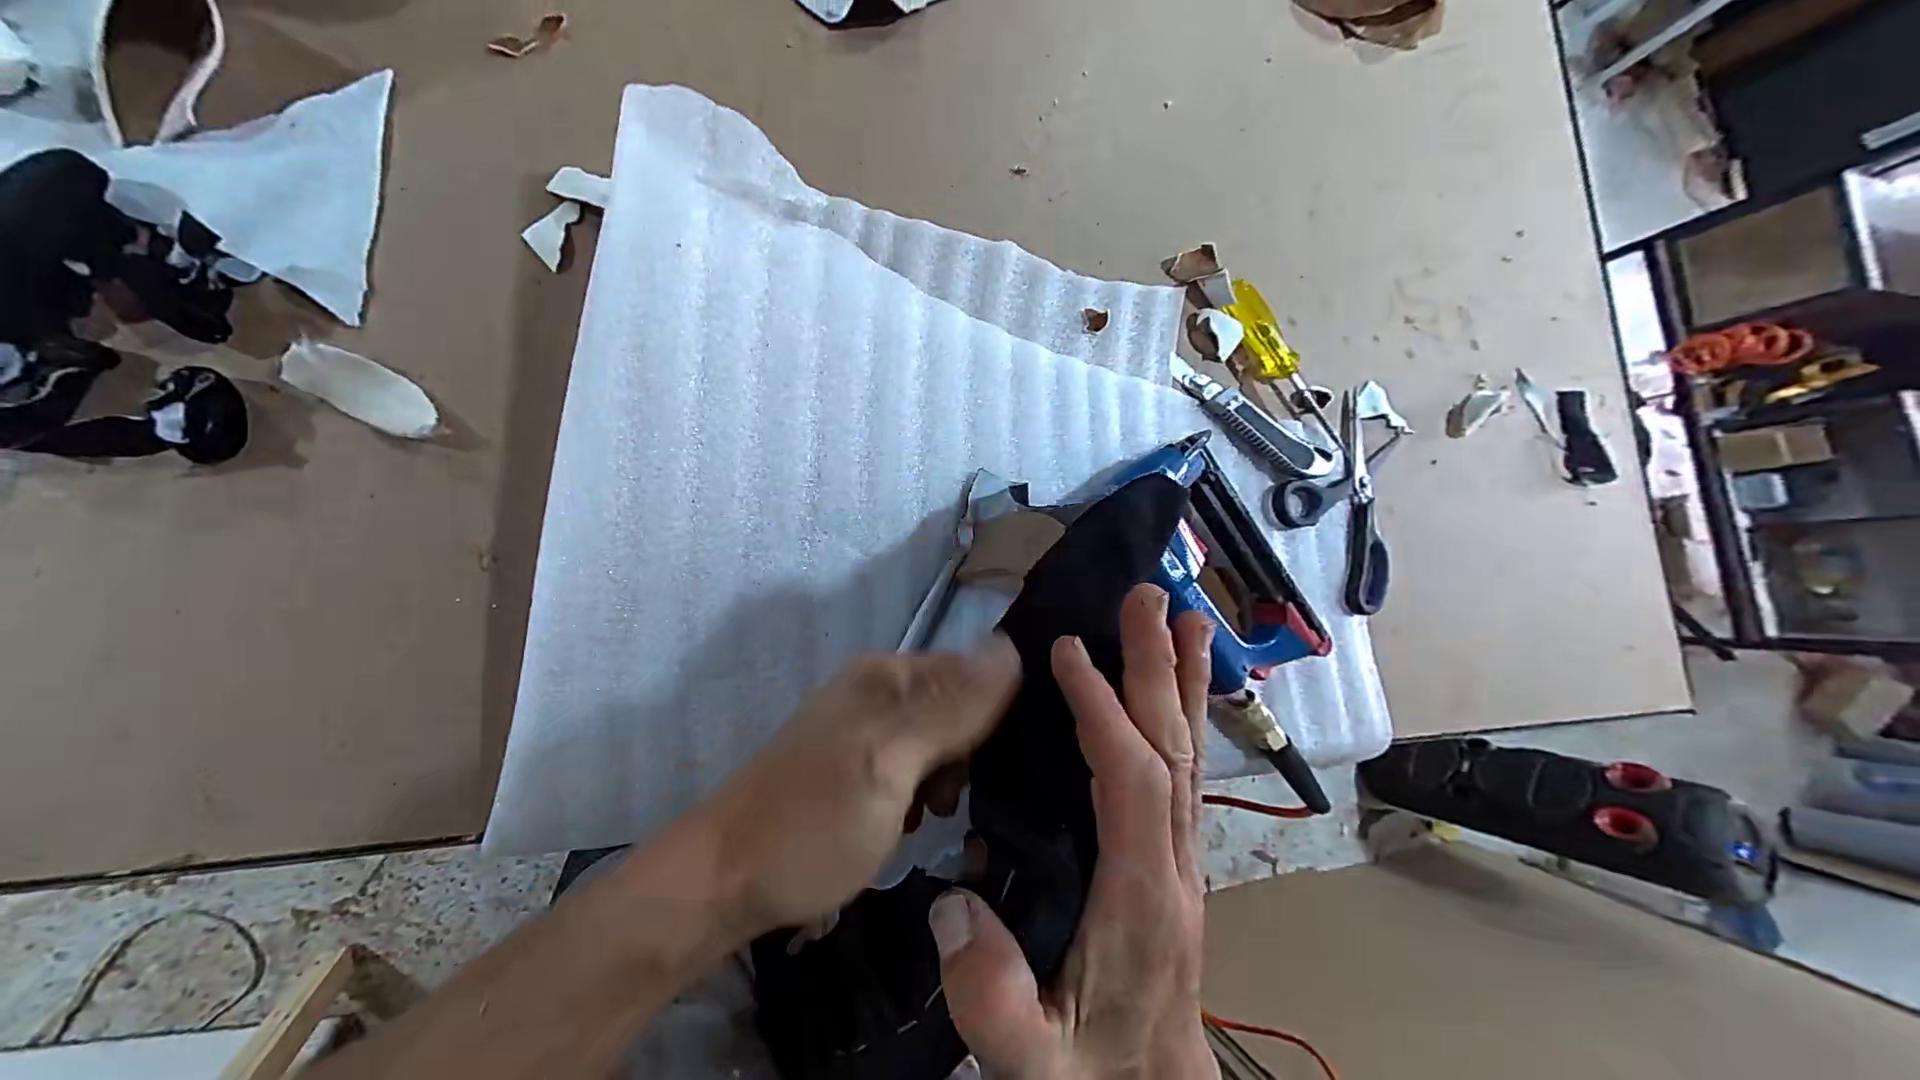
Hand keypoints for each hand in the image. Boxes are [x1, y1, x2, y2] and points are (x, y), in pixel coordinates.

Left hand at [699, 636, 1022, 931]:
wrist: (723, 883)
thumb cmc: (812, 826)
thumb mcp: (890, 763)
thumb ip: (951, 707)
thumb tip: (1012, 647)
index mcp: (887, 674)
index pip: (976, 669)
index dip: (1000, 713)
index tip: (1009, 764)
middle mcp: (876, 687)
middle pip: (959, 702)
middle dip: (971, 750)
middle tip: (951, 798)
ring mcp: (863, 726)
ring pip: (940, 737)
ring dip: (948, 775)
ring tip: (930, 816)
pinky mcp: (856, 762)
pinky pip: (915, 762)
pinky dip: (922, 789)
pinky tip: (909, 820)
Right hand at [929, 585, 1219, 1078]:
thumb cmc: (1088, 1067)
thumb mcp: (1031, 1059)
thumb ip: (992, 994)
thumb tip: (951, 905)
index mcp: (1140, 893)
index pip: (1130, 778)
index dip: (1102, 710)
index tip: (1068, 652)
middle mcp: (1173, 861)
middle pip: (1172, 747)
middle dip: (1157, 667)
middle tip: (1149, 599)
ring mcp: (1181, 856)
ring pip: (1188, 753)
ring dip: (1183, 682)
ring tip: (1185, 621)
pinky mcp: (1174, 856)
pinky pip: (1182, 772)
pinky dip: (1181, 719)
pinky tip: (1176, 690)